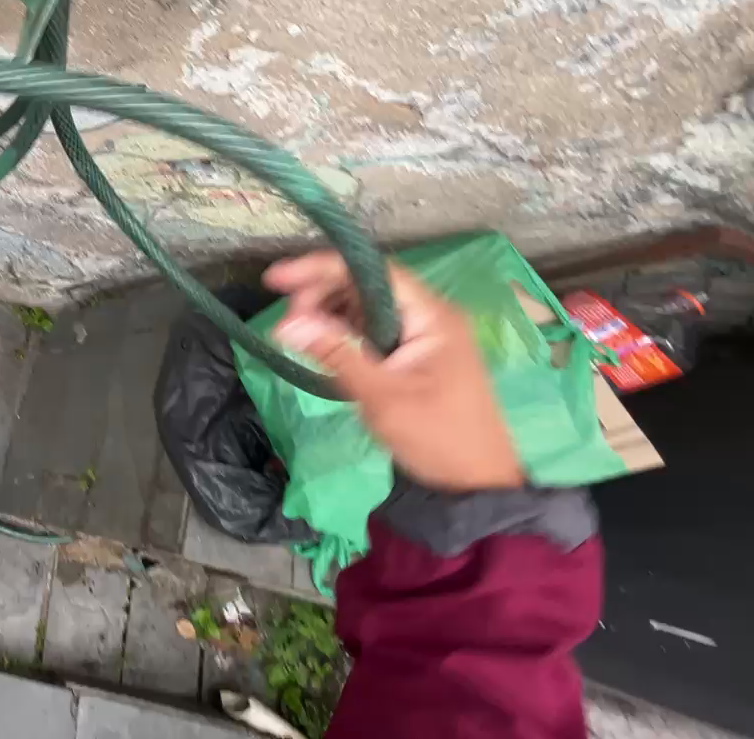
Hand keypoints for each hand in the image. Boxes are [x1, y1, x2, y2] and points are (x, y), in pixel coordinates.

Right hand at [264, 251, 524, 490]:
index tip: (278, 280)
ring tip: (297, 334)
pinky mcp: (411, 353)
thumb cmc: (438, 439)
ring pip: (362, 305)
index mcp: (432, 317)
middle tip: (287, 320)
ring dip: (326, 312)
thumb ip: (334, 354)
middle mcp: (428, 316)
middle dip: (319, 295)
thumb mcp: (382, 396)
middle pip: (363, 284)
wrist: (476, 486)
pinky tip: (318, 345)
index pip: (371, 272)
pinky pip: (368, 327)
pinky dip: (339, 330)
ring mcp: (421, 334)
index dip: (321, 268)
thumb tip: (284, 323)